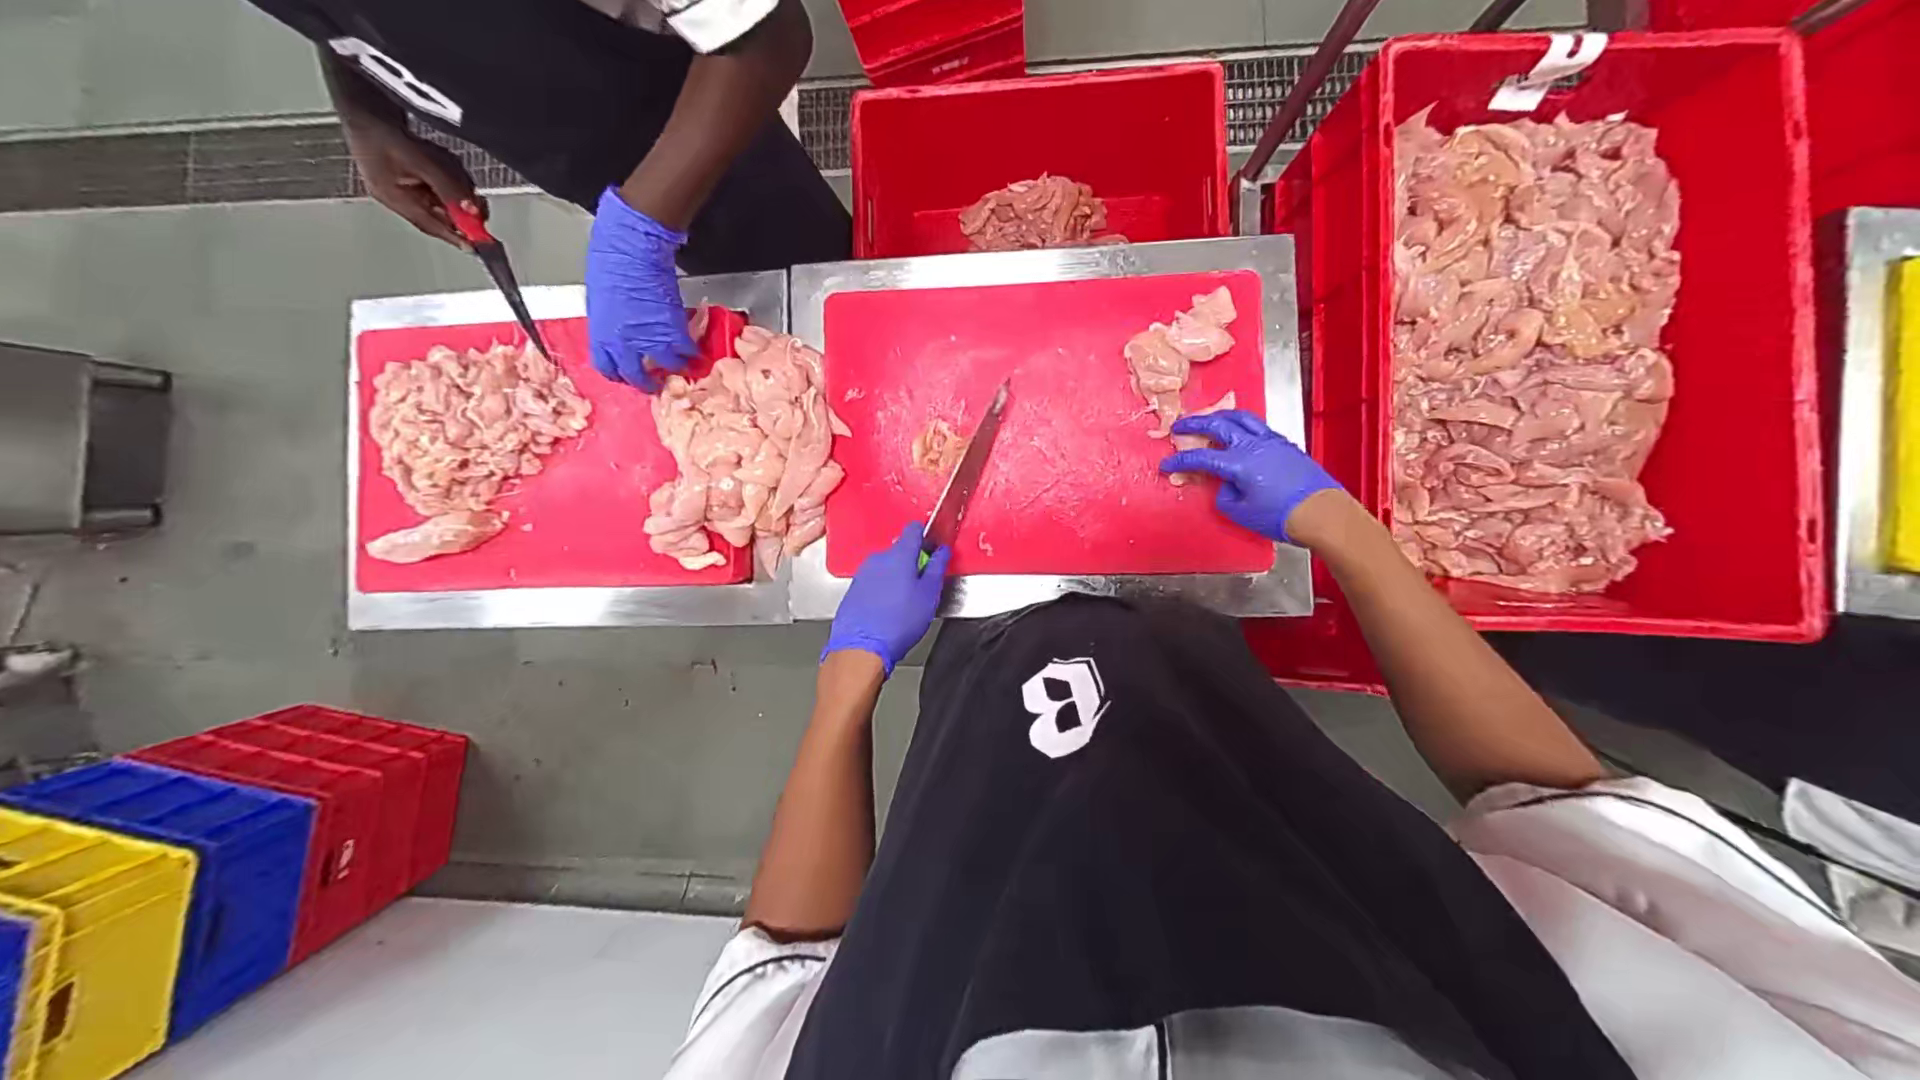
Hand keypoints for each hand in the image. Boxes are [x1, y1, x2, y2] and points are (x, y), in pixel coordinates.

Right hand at [344, 118, 484, 248]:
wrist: (366, 109)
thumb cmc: (385, 132)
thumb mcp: (421, 161)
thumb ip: (449, 188)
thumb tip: (473, 212)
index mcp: (393, 198)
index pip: (432, 226)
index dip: (458, 238)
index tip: (479, 247)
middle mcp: (401, 199)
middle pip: (444, 216)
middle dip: (462, 207)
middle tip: (477, 201)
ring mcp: (409, 190)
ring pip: (447, 201)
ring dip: (456, 186)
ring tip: (446, 164)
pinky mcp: (417, 181)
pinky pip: (442, 188)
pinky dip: (450, 177)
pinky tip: (442, 160)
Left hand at [587, 187, 695, 391]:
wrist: (631, 250)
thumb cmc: (609, 263)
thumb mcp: (601, 301)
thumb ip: (611, 324)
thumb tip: (622, 332)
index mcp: (601, 336)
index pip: (607, 368)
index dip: (619, 375)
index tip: (627, 375)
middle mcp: (624, 345)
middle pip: (637, 377)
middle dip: (648, 383)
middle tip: (657, 383)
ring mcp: (651, 341)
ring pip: (667, 367)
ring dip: (676, 368)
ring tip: (683, 366)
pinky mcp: (674, 333)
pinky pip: (686, 351)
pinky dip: (692, 352)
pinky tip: (694, 350)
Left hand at [823, 523, 951, 675]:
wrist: (861, 647)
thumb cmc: (898, 623)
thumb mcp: (929, 595)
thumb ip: (937, 568)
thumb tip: (942, 552)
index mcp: (899, 555)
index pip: (914, 530)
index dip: (926, 535)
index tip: (933, 547)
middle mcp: (878, 559)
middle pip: (900, 551)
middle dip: (912, 562)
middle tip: (924, 584)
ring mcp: (863, 573)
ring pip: (886, 567)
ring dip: (897, 577)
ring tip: (906, 603)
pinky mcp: (853, 589)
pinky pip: (873, 582)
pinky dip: (882, 590)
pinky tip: (889, 610)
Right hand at [1159, 409, 1341, 544]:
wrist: (1322, 514)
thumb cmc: (1280, 516)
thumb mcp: (1241, 511)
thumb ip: (1224, 494)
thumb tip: (1225, 484)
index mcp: (1239, 462)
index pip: (1201, 457)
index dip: (1180, 460)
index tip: (1167, 464)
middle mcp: (1254, 445)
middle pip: (1219, 425)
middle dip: (1195, 424)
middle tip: (1180, 426)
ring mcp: (1272, 441)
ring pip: (1242, 418)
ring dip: (1220, 417)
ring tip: (1209, 420)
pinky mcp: (1285, 445)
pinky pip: (1258, 426)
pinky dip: (1241, 425)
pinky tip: (1238, 433)